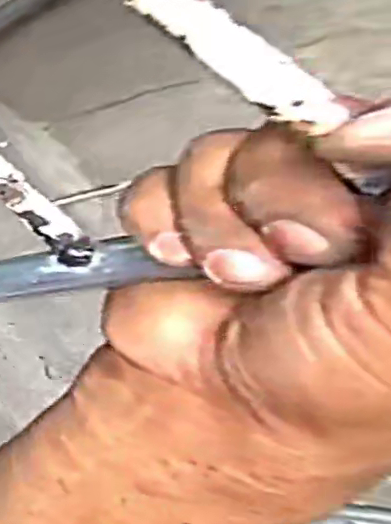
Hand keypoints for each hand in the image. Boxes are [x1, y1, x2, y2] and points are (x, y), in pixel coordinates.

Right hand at [113, 108, 390, 487]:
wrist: (217, 398)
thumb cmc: (338, 373)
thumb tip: (373, 125)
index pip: (384, 128)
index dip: (365, 135)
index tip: (349, 160)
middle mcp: (349, 195)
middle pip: (299, 134)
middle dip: (286, 199)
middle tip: (308, 254)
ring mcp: (254, 204)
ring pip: (218, 155)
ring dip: (218, 224)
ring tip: (244, 274)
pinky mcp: (178, 215)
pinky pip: (156, 182)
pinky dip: (161, 226)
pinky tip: (187, 263)